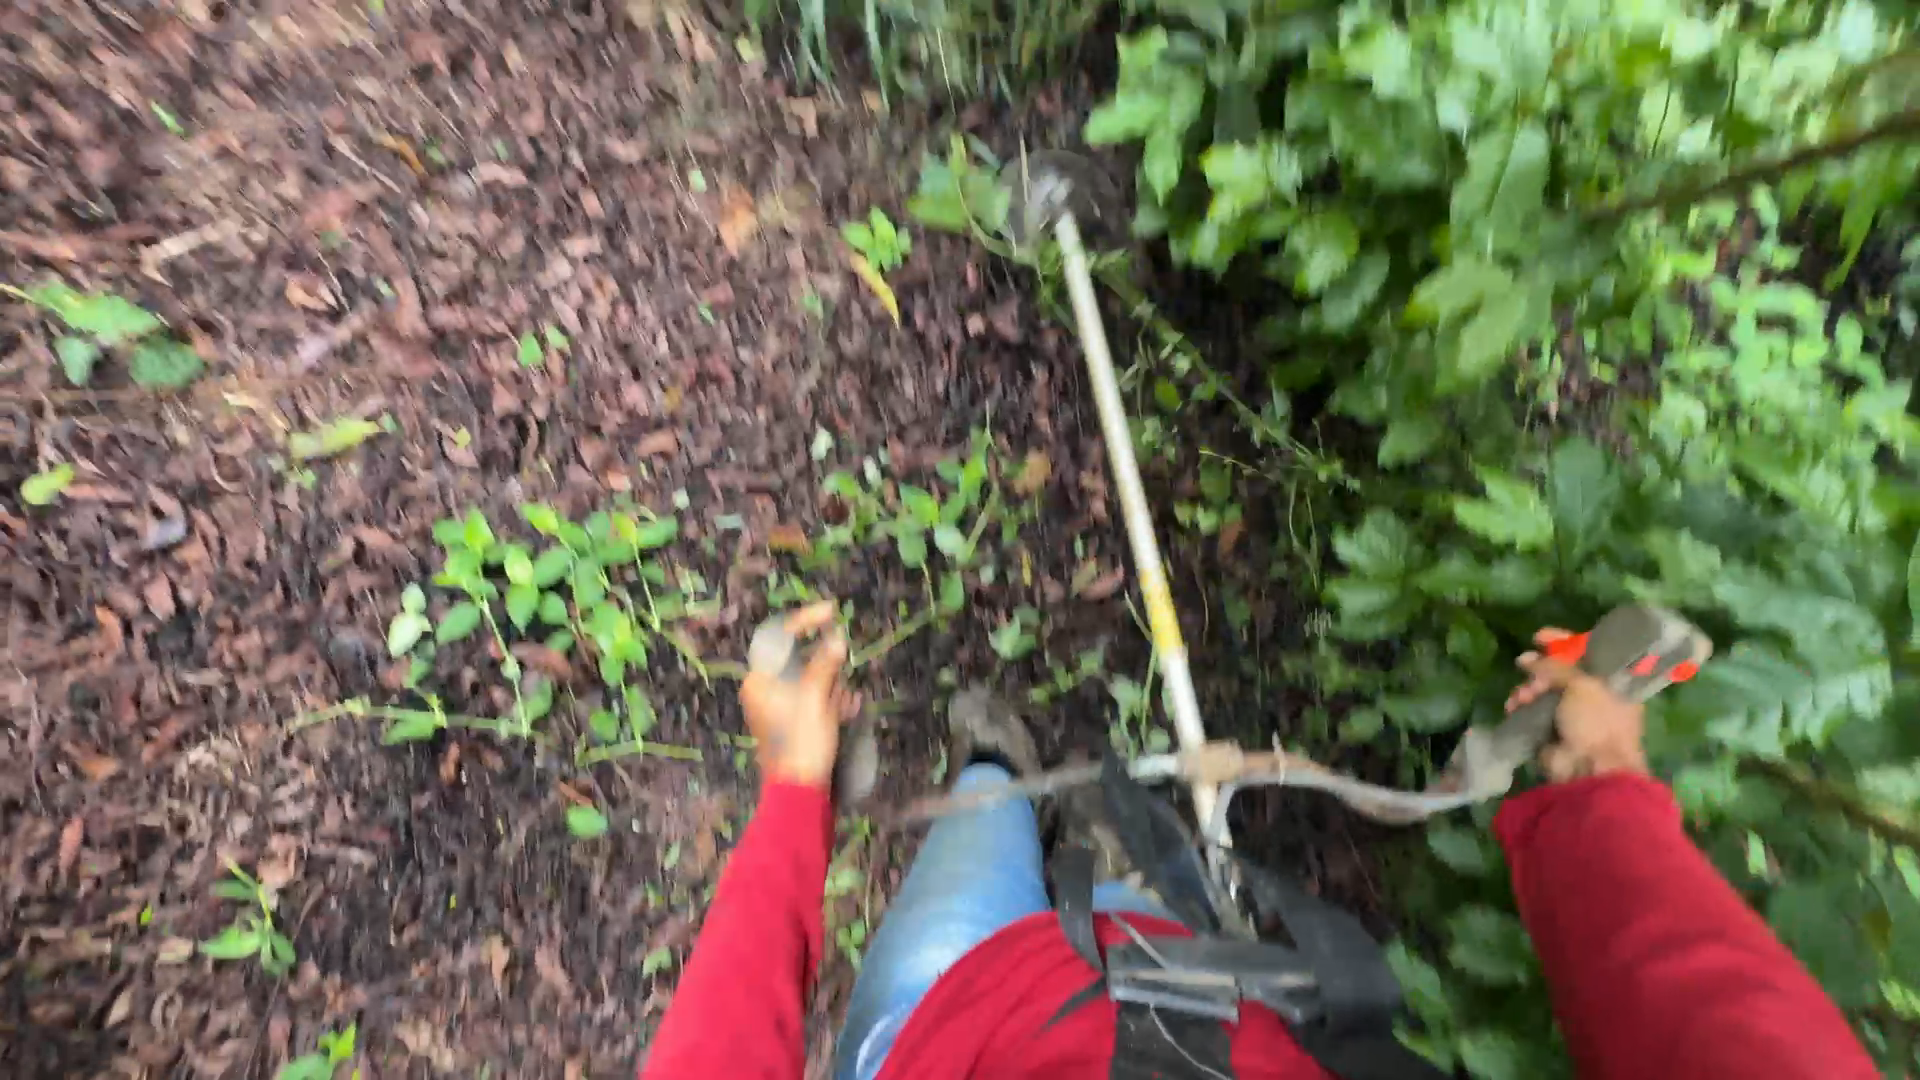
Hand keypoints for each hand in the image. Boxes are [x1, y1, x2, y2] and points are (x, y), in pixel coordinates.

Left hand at [740, 601, 853, 787]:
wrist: (800, 793)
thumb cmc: (802, 742)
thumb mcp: (816, 698)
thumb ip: (825, 664)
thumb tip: (836, 638)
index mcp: (759, 680)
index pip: (780, 635)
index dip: (806, 619)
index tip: (831, 611)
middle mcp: (764, 690)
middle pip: (800, 659)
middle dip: (827, 667)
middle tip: (840, 679)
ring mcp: (778, 707)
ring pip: (812, 680)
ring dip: (834, 686)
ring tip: (845, 704)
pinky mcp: (792, 722)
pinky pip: (814, 699)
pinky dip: (831, 701)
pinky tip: (846, 712)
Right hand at [1506, 628, 1649, 781]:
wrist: (1590, 768)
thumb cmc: (1597, 722)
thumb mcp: (1581, 685)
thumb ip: (1554, 667)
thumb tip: (1525, 659)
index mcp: (1612, 684)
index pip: (1588, 654)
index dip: (1564, 642)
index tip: (1539, 636)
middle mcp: (1592, 696)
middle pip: (1558, 671)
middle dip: (1539, 669)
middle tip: (1524, 665)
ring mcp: (1570, 713)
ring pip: (1540, 689)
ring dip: (1527, 689)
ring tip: (1522, 697)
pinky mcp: (1550, 728)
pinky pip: (1529, 708)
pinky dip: (1520, 705)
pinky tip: (1514, 707)